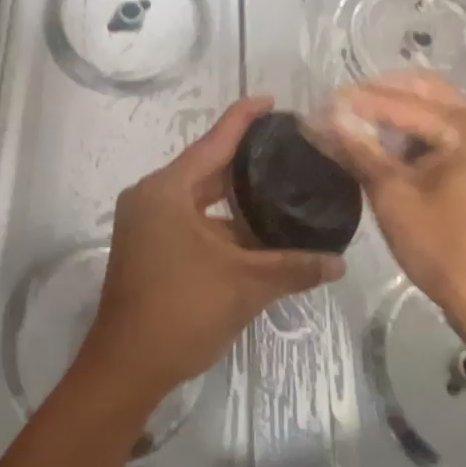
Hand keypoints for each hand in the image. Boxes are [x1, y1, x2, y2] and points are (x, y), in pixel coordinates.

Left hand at [78, 96, 345, 395]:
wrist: (127, 365)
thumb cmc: (182, 311)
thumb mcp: (244, 285)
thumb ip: (292, 267)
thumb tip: (338, 262)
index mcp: (167, 190)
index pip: (213, 142)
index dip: (244, 119)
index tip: (271, 101)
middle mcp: (151, 196)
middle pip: (205, 167)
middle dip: (244, 160)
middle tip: (287, 148)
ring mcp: (144, 223)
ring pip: (198, 198)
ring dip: (234, 198)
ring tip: (279, 188)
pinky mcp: (146, 246)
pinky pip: (188, 219)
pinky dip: (219, 222)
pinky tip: (254, 231)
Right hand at [316, 72, 465, 353]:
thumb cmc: (443, 248)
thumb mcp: (392, 195)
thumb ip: (356, 150)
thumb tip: (319, 120)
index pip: (402, 103)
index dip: (357, 103)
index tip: (319, 105)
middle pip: (426, 92)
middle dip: (380, 95)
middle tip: (340, 106)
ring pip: (438, 110)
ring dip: (398, 112)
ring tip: (357, 123)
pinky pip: (449, 133)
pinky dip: (418, 132)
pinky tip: (388, 145)